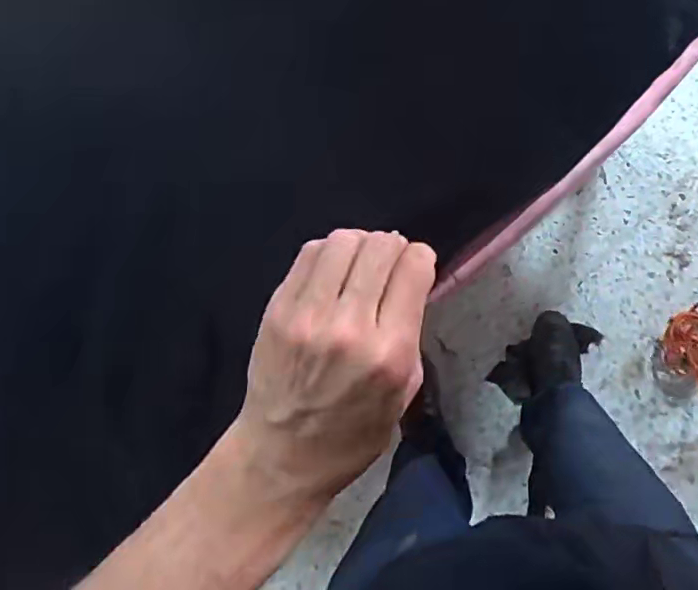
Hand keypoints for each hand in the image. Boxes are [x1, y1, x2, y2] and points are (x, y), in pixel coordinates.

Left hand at [232, 228, 436, 502]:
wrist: (279, 458)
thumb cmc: (353, 433)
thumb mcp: (405, 390)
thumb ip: (412, 329)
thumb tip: (410, 277)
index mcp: (390, 352)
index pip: (414, 266)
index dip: (420, 257)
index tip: (416, 267)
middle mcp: (350, 328)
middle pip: (381, 246)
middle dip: (392, 247)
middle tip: (388, 264)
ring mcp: (308, 316)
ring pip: (345, 240)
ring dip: (360, 245)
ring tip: (358, 265)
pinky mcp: (277, 310)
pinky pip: (310, 252)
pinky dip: (329, 252)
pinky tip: (331, 271)